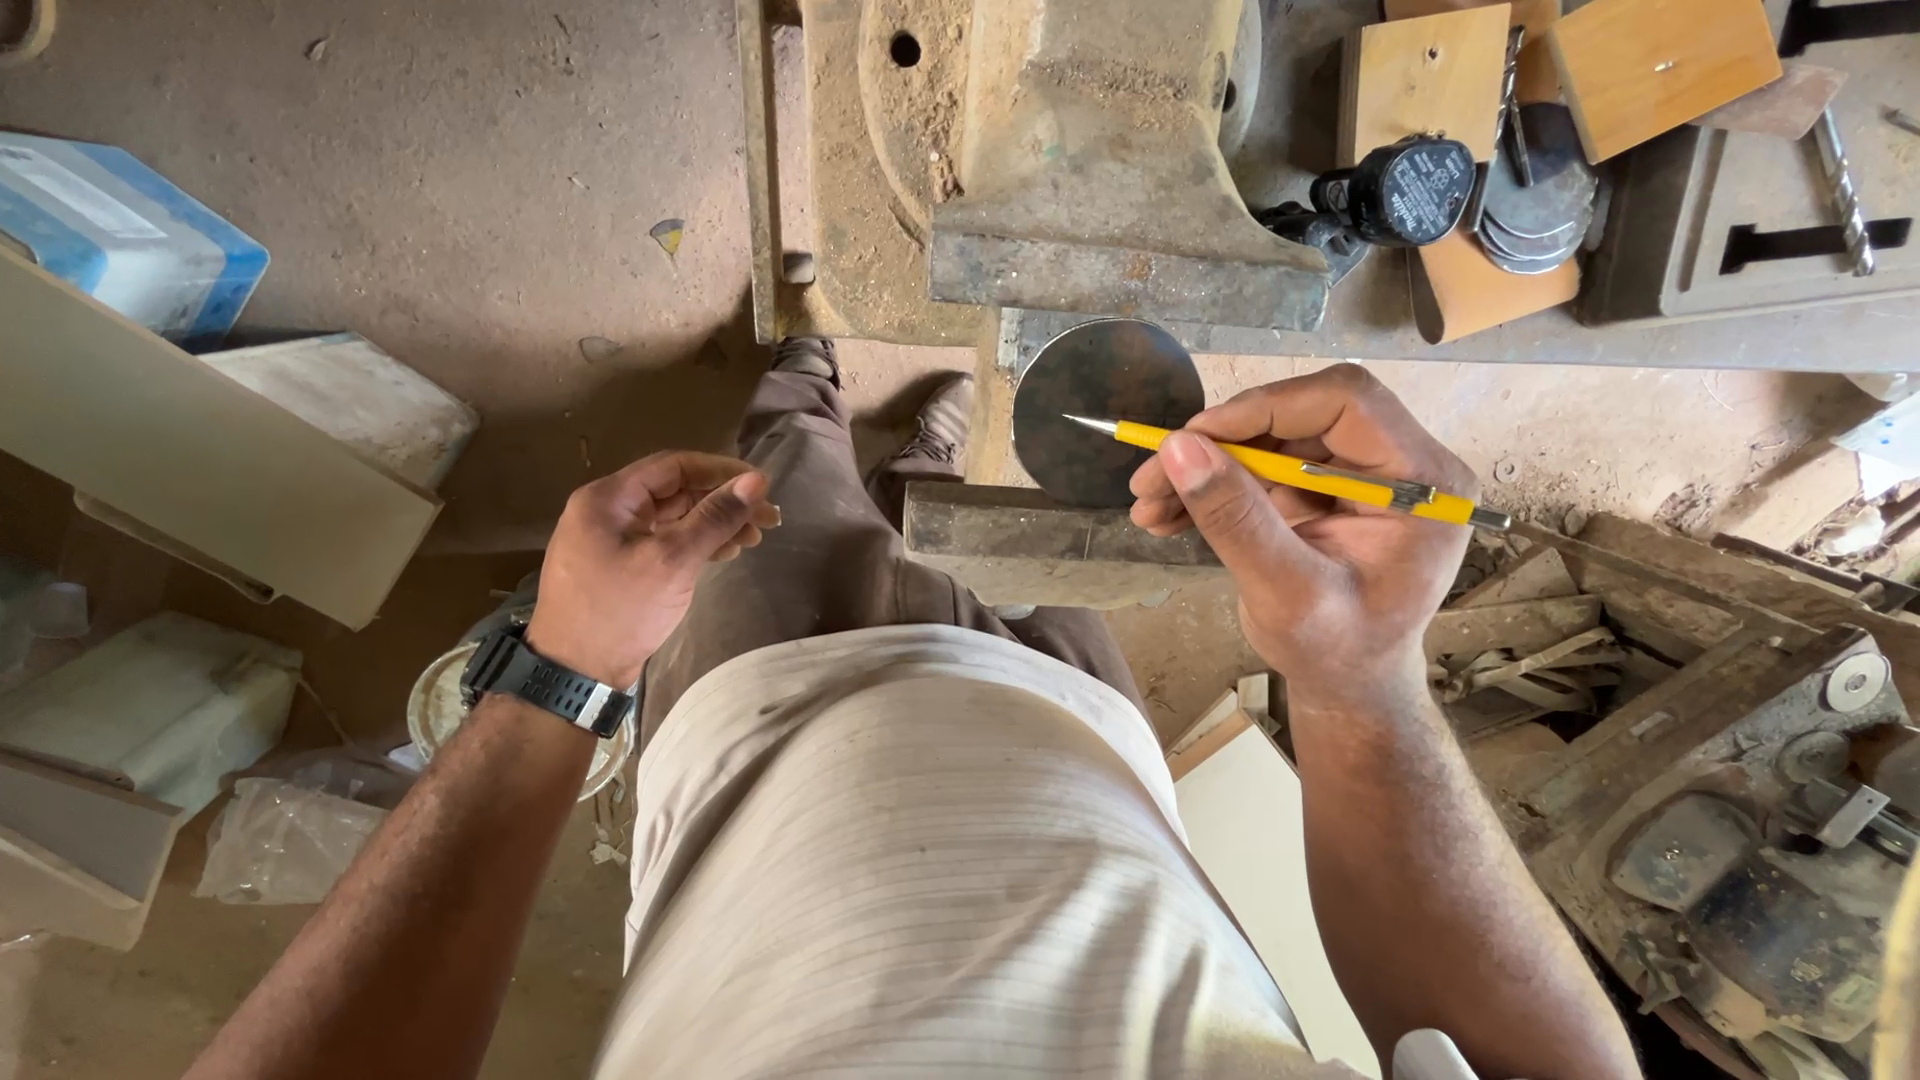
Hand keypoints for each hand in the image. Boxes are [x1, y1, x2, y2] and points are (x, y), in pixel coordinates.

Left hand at [525, 451, 779, 687]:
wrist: (575, 674)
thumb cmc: (620, 611)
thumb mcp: (673, 560)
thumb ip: (715, 517)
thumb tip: (757, 481)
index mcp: (608, 498)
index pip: (674, 466)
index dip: (722, 472)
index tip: (762, 487)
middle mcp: (608, 510)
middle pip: (677, 491)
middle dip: (724, 502)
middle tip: (768, 519)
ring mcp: (614, 540)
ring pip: (675, 517)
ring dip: (716, 524)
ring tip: (754, 540)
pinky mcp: (623, 566)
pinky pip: (667, 540)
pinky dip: (698, 543)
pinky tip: (726, 553)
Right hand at [1129, 364, 1475, 708]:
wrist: (1345, 685)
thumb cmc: (1335, 652)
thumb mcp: (1286, 593)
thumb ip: (1236, 520)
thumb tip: (1178, 448)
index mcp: (1418, 481)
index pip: (1344, 402)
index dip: (1263, 408)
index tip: (1191, 438)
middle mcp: (1393, 465)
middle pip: (1297, 416)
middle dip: (1217, 443)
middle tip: (1152, 476)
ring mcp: (1353, 476)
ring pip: (1268, 440)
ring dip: (1202, 467)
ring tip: (1147, 502)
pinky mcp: (1320, 490)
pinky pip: (1259, 468)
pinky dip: (1210, 487)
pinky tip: (1167, 514)